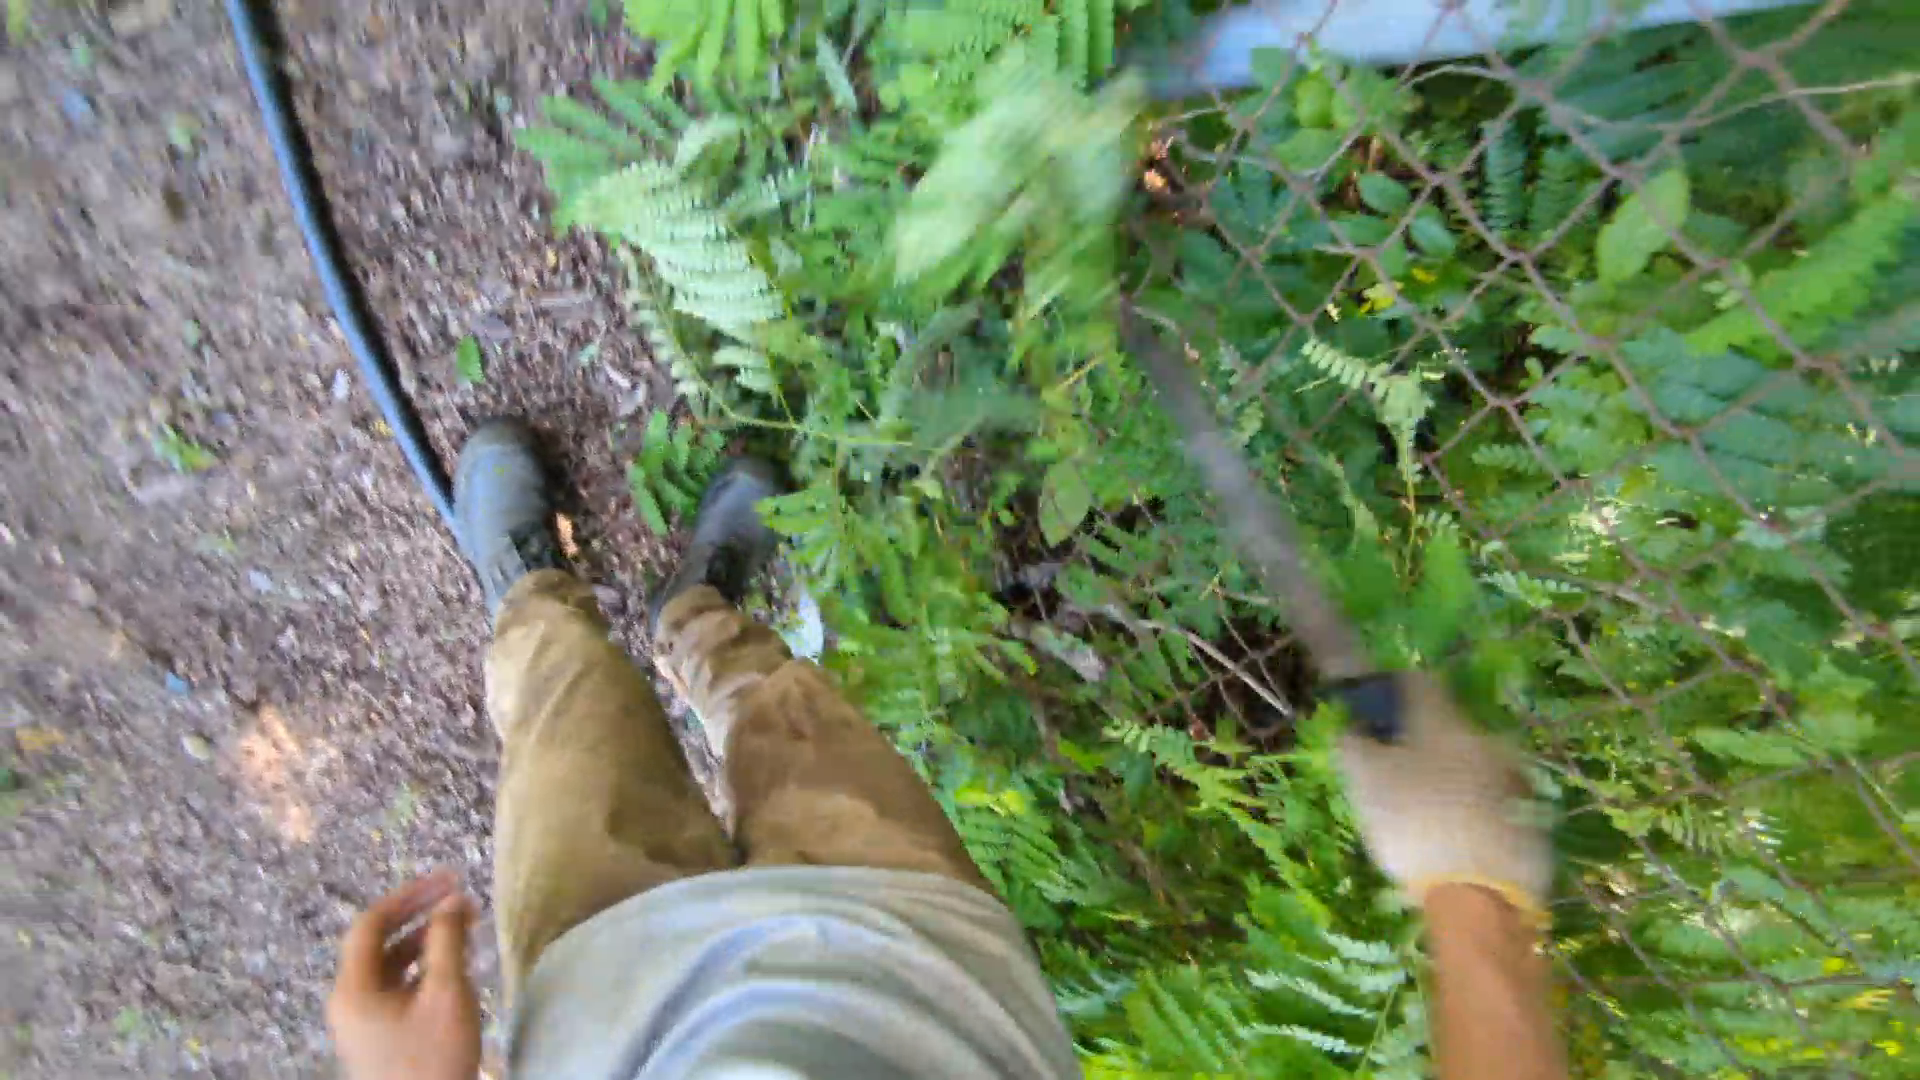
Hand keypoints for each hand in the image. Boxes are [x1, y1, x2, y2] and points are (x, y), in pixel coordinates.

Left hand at [327, 869, 481, 1079]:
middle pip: (377, 941)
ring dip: (426, 936)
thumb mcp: (446, 991)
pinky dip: (426, 961)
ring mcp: (363, 1020)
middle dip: (420, 912)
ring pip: (391, 961)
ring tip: (467, 923)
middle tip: (462, 894)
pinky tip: (456, 959)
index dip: (410, 894)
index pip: (370, 924)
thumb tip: (452, 899)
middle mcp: (350, 1001)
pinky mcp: (380, 1033)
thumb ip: (447, 940)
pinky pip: (399, 982)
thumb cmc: (432, 1055)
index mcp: (353, 990)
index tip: (452, 878)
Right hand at [1337, 674, 1551, 915]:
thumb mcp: (1363, 780)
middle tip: (1390, 764)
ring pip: (1467, 758)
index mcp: (1443, 723)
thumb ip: (1352, 743)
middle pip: (1444, 722)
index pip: (1417, 681)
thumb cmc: (1412, 826)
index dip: (1389, 689)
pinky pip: (1487, 793)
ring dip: (1444, 769)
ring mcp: (1511, 778)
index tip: (1371, 710)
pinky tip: (1449, 827)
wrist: (1480, 899)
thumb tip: (1350, 725)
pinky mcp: (1528, 816)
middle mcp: (1483, 740)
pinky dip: (1467, 799)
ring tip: (1419, 801)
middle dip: (1417, 736)